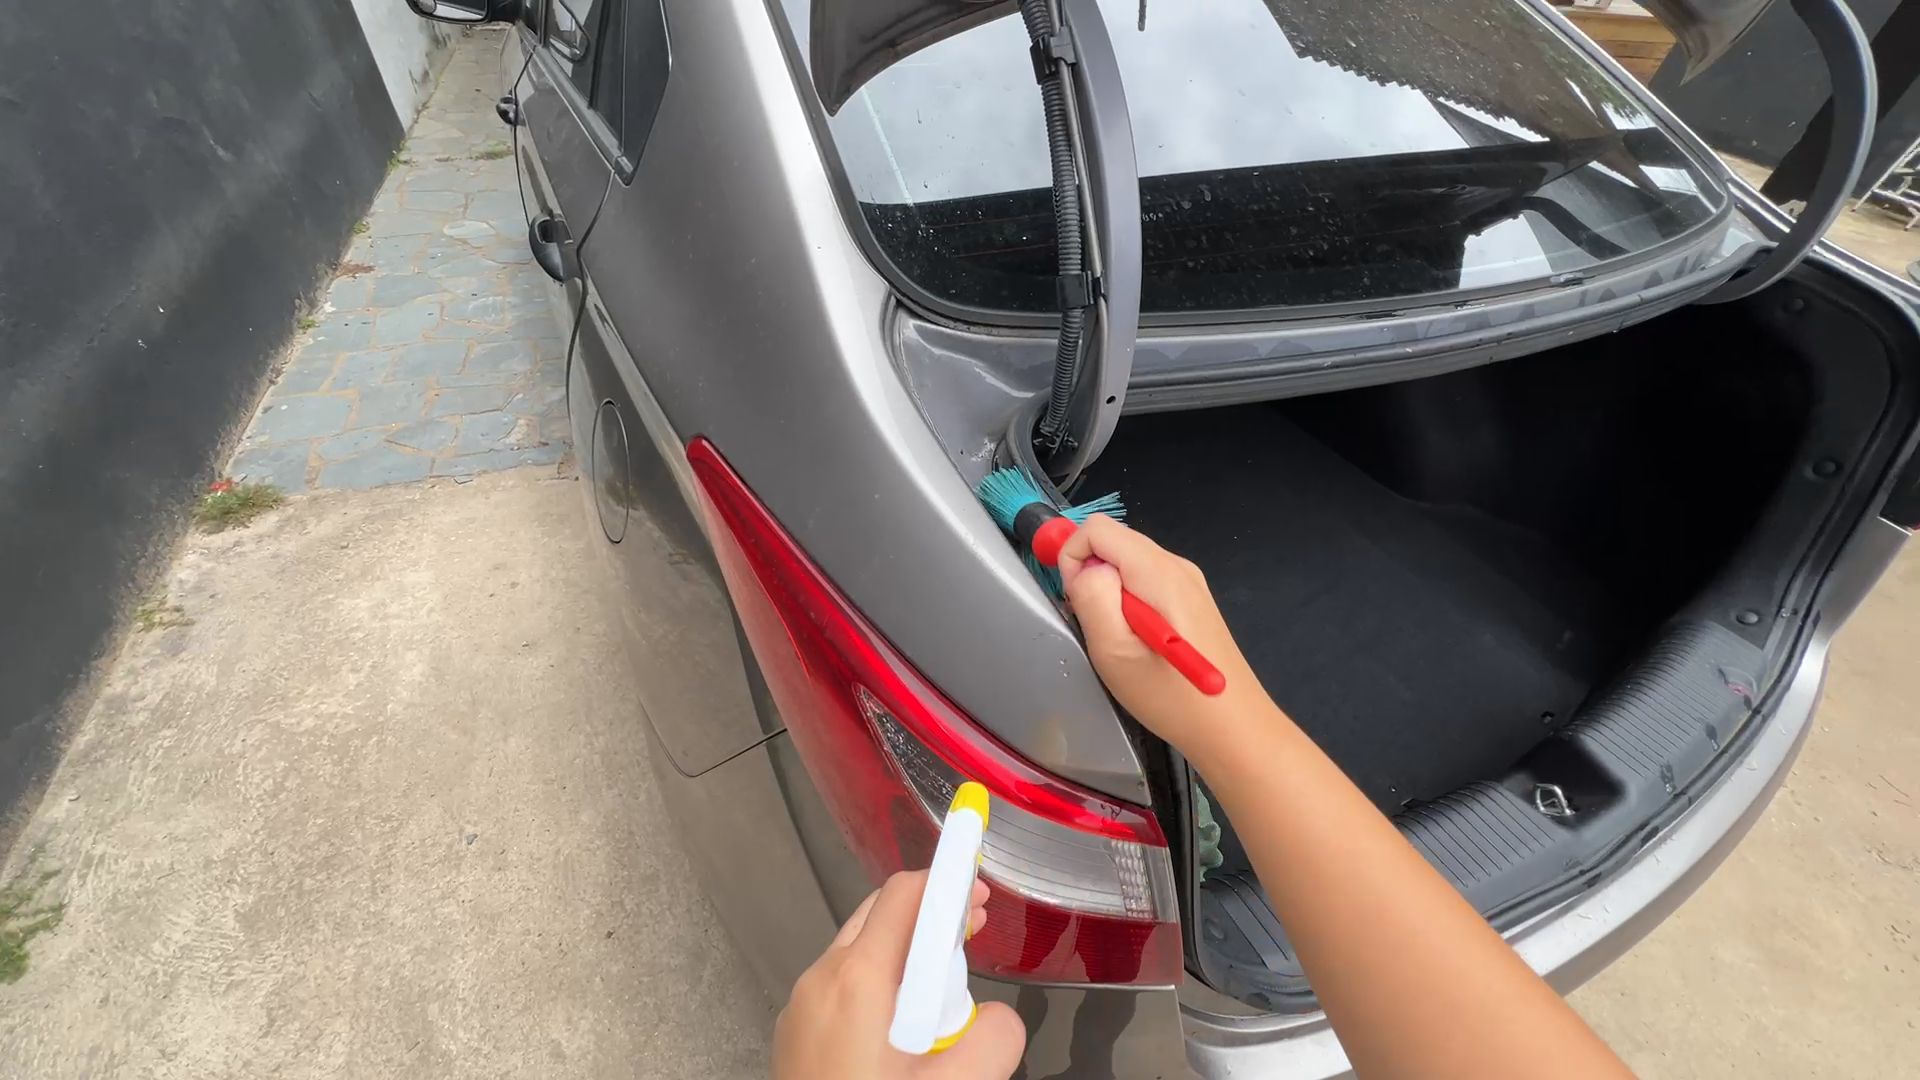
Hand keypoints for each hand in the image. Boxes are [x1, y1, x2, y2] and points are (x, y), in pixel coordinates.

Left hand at [773, 870, 1025, 1079]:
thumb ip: (995, 1035)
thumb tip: (998, 1016)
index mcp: (857, 978)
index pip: (905, 894)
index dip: (948, 882)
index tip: (981, 891)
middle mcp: (821, 977)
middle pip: (882, 914)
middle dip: (931, 917)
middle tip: (972, 936)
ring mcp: (800, 1004)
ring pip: (862, 948)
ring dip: (907, 954)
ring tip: (942, 999)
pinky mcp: (793, 1032)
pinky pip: (844, 984)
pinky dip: (879, 984)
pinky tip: (902, 1031)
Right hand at [1057, 514, 1282, 768]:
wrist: (1231, 727)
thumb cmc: (1170, 696)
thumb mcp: (1114, 651)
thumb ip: (1092, 598)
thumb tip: (1085, 567)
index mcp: (1158, 573)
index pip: (1097, 528)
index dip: (1073, 557)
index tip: (1075, 599)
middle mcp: (1177, 566)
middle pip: (1114, 541)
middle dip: (1090, 574)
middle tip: (1095, 624)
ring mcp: (1188, 582)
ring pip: (1127, 561)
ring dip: (1109, 591)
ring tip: (1117, 638)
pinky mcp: (1191, 599)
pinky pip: (1145, 580)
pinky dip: (1128, 600)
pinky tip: (1138, 640)